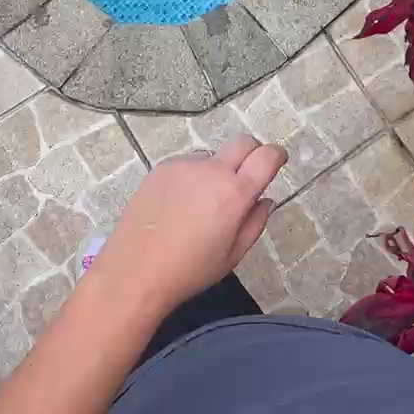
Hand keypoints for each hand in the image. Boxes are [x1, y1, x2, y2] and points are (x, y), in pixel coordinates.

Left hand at [84, 134, 287, 315]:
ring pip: (212, 156)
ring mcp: (185, 165)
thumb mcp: (232, 256)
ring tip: (203, 203)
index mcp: (235, 193)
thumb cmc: (190, 270)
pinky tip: (179, 205)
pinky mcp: (162, 167)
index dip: (277, 155)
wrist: (135, 271)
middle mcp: (212, 170)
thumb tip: (265, 199)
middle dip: (252, 152)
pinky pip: (188, 164)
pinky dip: (193, 176)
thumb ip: (254, 223)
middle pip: (243, 142)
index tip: (278, 161)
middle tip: (247, 176)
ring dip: (218, 170)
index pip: (266, 157)